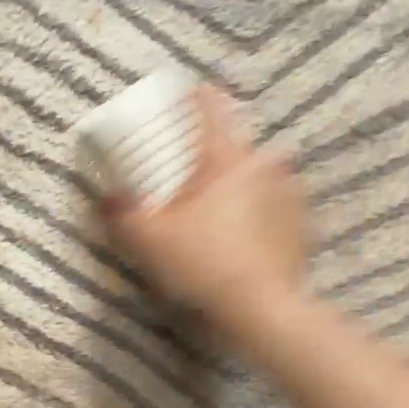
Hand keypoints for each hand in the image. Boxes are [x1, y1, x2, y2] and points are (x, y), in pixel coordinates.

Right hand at [101, 85, 309, 332]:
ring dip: (233, 187)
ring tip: (211, 215)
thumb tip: (106, 198)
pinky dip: (253, 215)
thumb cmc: (202, 266)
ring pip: (254, 176)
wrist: (262, 310)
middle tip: (185, 178)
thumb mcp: (148, 241)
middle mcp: (264, 162)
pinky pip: (271, 207)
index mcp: (226, 157)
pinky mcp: (302, 223)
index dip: (190, 98)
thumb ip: (122, 214)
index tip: (178, 98)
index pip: (208, 107)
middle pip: (231, 145)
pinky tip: (236, 240)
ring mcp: (290, 191)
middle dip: (208, 157)